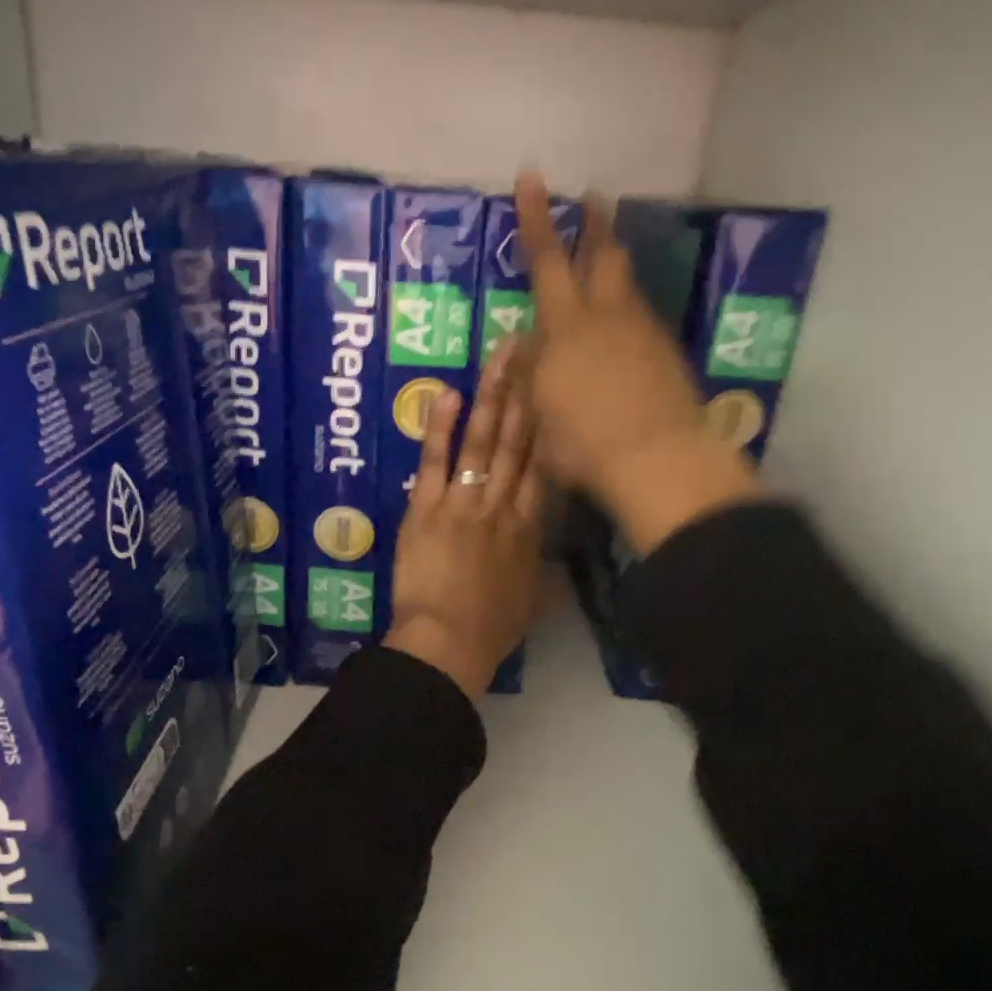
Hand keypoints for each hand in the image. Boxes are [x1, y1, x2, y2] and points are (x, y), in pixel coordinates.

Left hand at [383, 350, 544, 700]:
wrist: (449, 643)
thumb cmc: (491, 630)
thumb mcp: (532, 603)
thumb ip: (548, 577)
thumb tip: (566, 568)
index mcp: (529, 529)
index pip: (543, 465)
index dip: (550, 424)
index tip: (556, 388)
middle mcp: (502, 506)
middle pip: (518, 441)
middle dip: (527, 392)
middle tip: (534, 348)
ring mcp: (463, 503)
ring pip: (482, 442)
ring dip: (492, 396)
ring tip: (502, 354)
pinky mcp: (425, 509)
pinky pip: (434, 462)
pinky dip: (439, 428)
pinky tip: (447, 393)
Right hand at [514, 172, 761, 553]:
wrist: (658, 462)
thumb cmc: (583, 444)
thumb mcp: (539, 413)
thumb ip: (534, 374)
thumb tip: (531, 346)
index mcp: (566, 326)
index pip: (548, 259)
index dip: (536, 217)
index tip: (533, 175)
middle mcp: (607, 317)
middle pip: (604, 255)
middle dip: (595, 223)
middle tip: (593, 198)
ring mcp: (643, 333)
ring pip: (627, 285)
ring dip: (614, 266)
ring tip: (605, 260)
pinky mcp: (667, 356)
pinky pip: (642, 320)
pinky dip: (628, 312)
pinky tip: (622, 332)